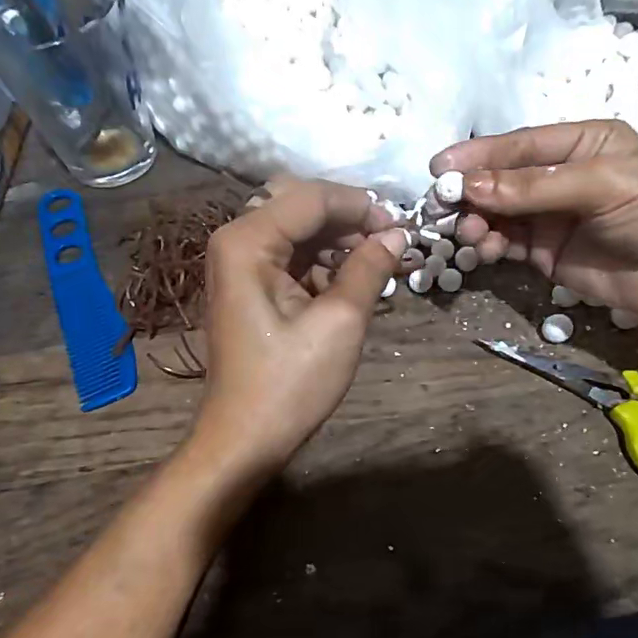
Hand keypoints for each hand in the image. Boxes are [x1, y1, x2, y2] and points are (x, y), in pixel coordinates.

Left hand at [192, 179, 408, 476]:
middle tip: (388, 246)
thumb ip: (368, 268)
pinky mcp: (249, 289)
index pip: (312, 197)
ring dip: (337, 243)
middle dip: (347, 221)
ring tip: (377, 270)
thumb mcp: (339, 323)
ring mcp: (238, 266)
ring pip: (297, 232)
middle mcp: (235, 242)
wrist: (244, 440)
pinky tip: (352, 285)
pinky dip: (322, 265)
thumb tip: (396, 235)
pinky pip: (290, 259)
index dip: (361, 207)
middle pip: (300, 206)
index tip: (402, 228)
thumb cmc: (289, 385)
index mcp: (246, 241)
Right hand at [433, 121, 637, 325]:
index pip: (521, 145)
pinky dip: (488, 245)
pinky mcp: (546, 254)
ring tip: (467, 234)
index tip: (439, 169)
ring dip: (476, 221)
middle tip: (441, 207)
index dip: (479, 155)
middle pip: (502, 178)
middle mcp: (563, 176)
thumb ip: (537, 186)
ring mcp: (552, 217)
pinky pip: (506, 243)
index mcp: (584, 143)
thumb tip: (472, 188)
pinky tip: (482, 250)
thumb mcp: (607, 183)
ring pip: (498, 213)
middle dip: (471, 191)